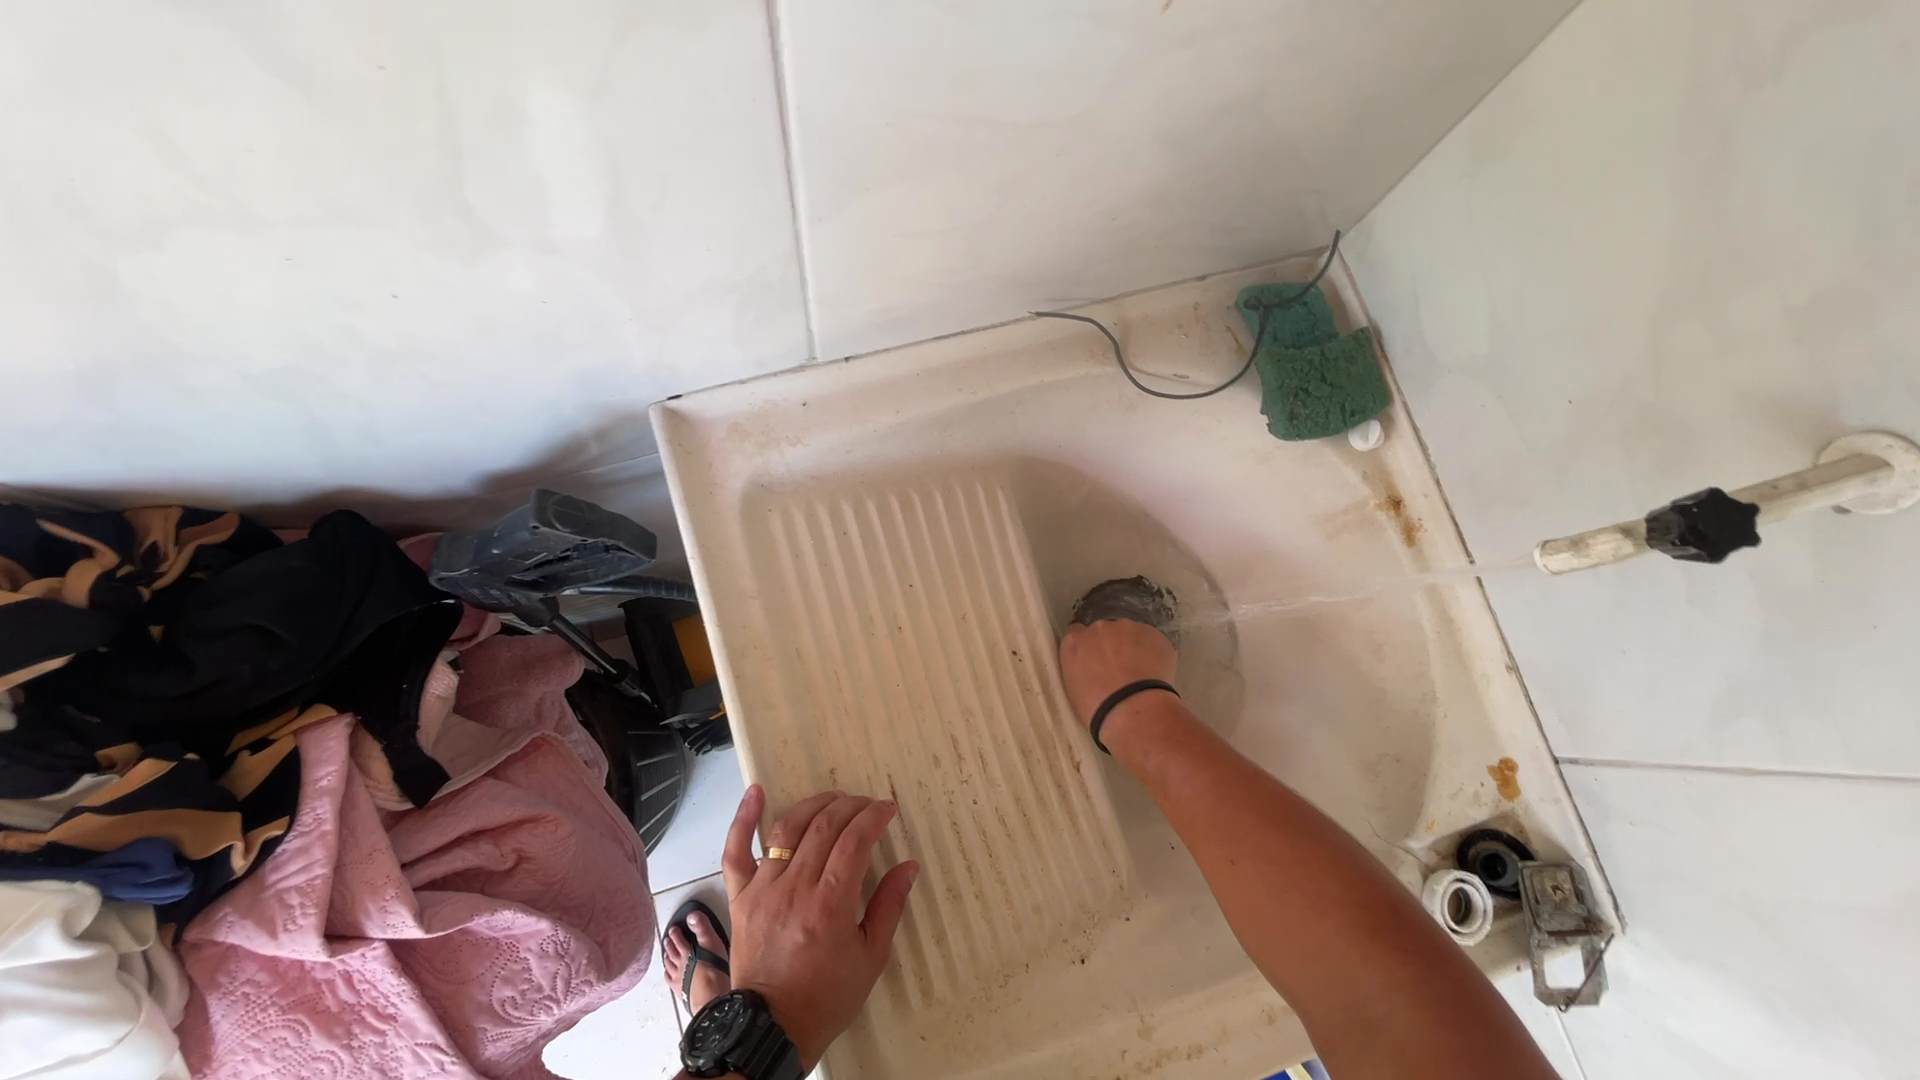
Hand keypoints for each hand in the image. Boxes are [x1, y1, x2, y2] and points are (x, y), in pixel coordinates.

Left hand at [718, 785, 918, 1069]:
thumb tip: (909, 865)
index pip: (855, 840)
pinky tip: (757, 791)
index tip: (887, 809)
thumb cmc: (827, 995)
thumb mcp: (871, 957)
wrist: (771, 1028)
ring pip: (787, 828)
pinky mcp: (740, 895)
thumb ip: (890, 906)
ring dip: (814, 804)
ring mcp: (763, 889)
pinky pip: (736, 850)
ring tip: (834, 797)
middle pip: (824, 826)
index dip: (874, 817)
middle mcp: (795, 888)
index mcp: (830, 904)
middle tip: (868, 805)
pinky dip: (744, 818)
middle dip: (852, 806)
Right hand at [1057, 618, 1177, 728]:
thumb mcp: (1073, 689)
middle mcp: (1099, 628)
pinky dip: (1154, 653)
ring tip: (1141, 675)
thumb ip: (1079, 669)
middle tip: (1119, 671)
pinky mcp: (1153, 634)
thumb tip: (1091, 670)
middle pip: (1104, 631)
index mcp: (1074, 642)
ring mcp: (1128, 628)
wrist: (1132, 709)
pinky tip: (1156, 674)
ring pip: (1131, 634)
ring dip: (1133, 648)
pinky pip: (1153, 641)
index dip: (1087, 648)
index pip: (1076, 634)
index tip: (1094, 662)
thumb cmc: (1097, 708)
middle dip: (1111, 646)